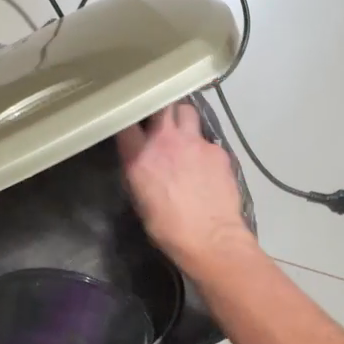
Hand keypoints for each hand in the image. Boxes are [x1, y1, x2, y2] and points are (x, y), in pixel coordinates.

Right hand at [117, 100, 255, 269]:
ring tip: (183, 134)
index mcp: (140, 157)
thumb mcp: (141, 202)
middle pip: (160, 104)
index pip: (126, 122)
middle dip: (159, 108)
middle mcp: (166, 141)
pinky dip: (203, 147)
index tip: (129, 122)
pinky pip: (207, 139)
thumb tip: (142, 163)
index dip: (128, 118)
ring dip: (182, 118)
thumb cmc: (169, 229)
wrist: (211, 239)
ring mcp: (195, 142)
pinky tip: (205, 164)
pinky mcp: (218, 150)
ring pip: (187, 111)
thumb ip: (139, 174)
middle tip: (159, 118)